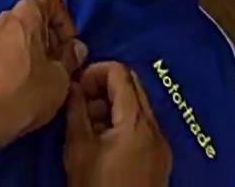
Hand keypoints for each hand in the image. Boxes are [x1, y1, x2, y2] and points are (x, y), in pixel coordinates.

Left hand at [0, 0, 87, 137]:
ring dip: (41, 54)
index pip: (52, 0)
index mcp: (28, 11)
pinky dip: (26, 64)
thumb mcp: (61, 76)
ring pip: (27, 37)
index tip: (70, 47)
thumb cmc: (28, 88)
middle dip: (54, 40)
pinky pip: (15, 52)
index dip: (65, 21)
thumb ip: (71, 58)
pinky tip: (32, 89)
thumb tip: (76, 49)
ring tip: (50, 81)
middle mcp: (10, 17)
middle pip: (39, 20)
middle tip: (64, 66)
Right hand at [64, 62, 172, 186]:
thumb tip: (73, 85)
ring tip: (89, 125)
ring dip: (113, 105)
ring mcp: (161, 145)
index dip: (95, 72)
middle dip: (104, 86)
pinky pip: (144, 127)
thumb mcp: (78, 151)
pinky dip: (124, 123)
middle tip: (81, 103)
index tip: (76, 86)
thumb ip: (75, 110)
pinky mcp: (161, 161)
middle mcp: (155, 126)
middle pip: (132, 84)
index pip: (119, 72)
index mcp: (136, 120)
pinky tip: (104, 142)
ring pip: (138, 105)